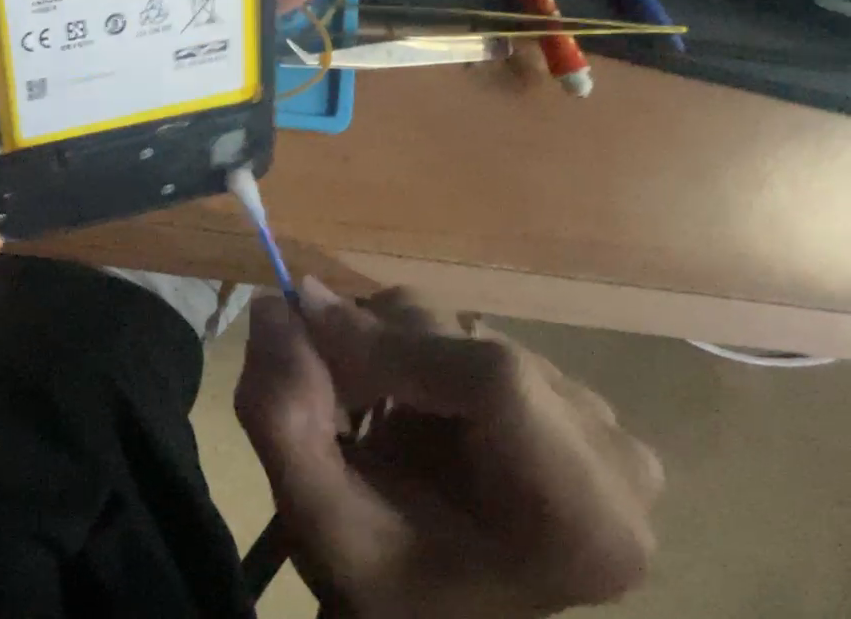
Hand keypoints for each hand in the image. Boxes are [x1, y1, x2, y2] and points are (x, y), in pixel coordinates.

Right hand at [237, 281, 663, 618]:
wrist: (427, 609)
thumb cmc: (381, 583)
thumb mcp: (313, 517)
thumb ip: (279, 415)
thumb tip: (273, 304)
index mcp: (581, 520)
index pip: (492, 379)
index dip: (384, 340)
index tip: (298, 327)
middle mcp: (618, 465)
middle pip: (474, 347)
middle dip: (371, 344)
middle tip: (309, 377)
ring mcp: (604, 429)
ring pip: (464, 331)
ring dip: (384, 346)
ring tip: (350, 401)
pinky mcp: (574, 405)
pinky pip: (468, 339)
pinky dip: (407, 351)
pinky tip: (391, 401)